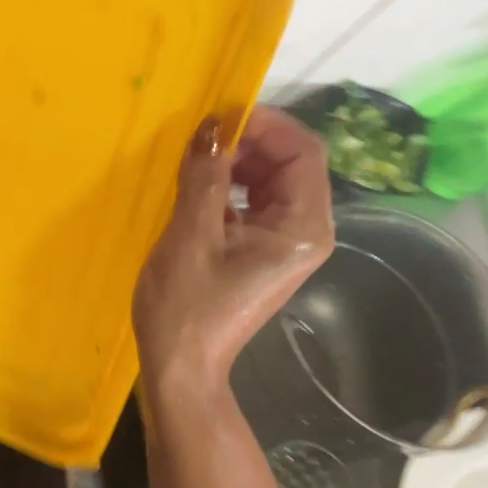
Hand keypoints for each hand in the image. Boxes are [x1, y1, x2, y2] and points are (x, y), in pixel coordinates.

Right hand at [134, 107, 333, 395]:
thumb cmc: (185, 307)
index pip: (303, 152)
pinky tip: (195, 196)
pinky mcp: (262, 257)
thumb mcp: (190, 237)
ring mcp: (286, 247)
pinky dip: (228, 194)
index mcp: (303, 227)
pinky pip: (254, 209)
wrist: (181, 368)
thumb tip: (210, 128)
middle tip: (199, 142)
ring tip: (192, 166)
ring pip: (270, 186)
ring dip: (235, 168)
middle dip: (248, 145)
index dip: (265, 126)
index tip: (218, 119)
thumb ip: (204, 177)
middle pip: (290, 166)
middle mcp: (307, 232)